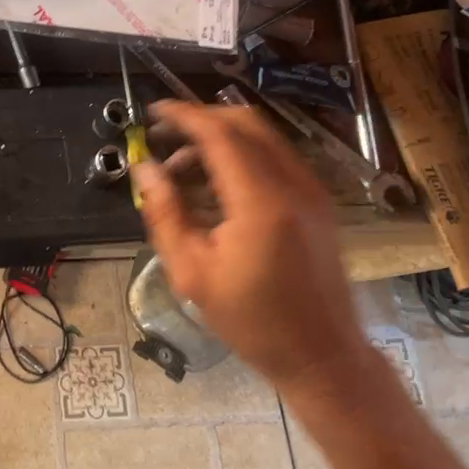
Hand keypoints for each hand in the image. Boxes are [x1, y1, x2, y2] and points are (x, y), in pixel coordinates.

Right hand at [133, 101, 370, 392]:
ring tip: (183, 170)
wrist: (323, 356)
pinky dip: (242, 154)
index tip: (152, 111)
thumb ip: (165, 213)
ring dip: (220, 137)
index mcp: (260, 202)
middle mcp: (292, 184)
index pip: (219, 133)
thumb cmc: (252, 321)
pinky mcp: (317, 201)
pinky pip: (275, 156)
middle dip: (200, 120)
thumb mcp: (193, 273)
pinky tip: (216, 186)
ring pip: (261, 136)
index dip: (182, 115)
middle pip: (244, 122)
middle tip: (164, 137)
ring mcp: (310, 190)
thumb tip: (145, 168)